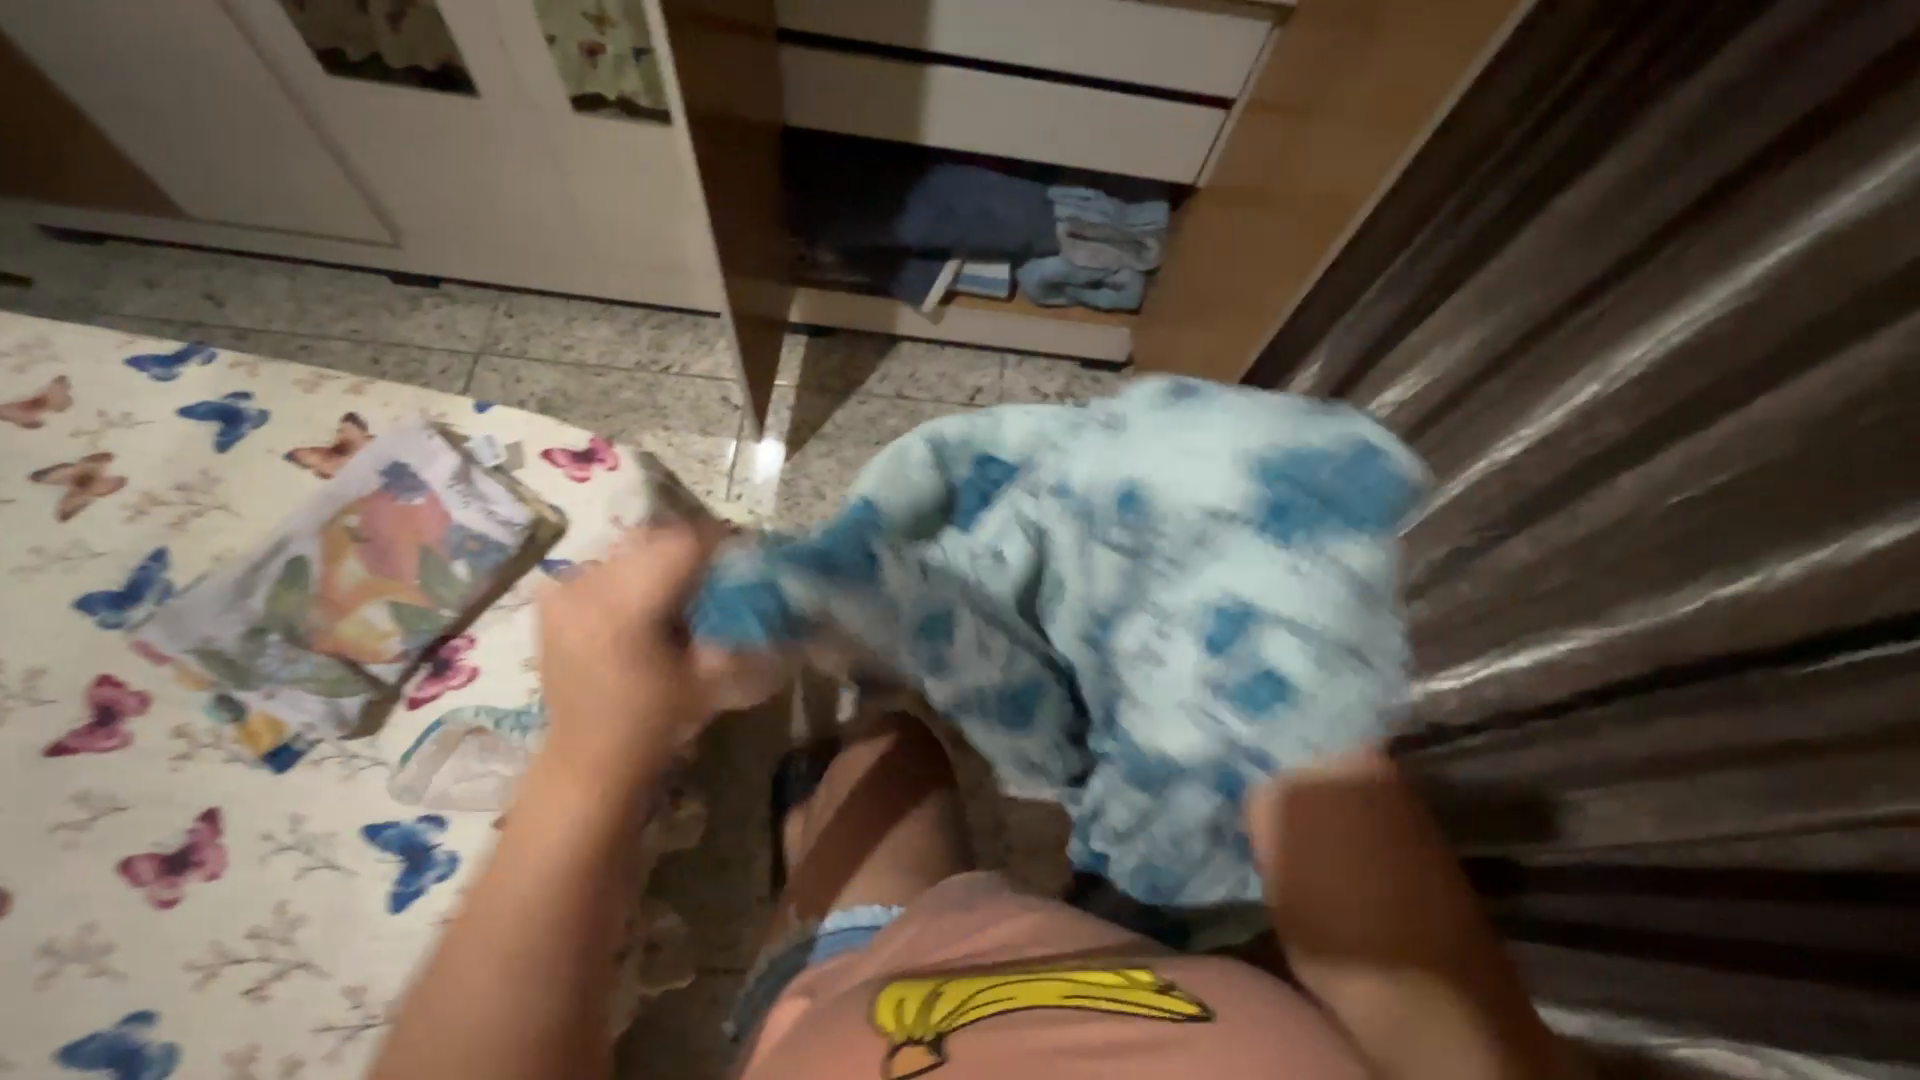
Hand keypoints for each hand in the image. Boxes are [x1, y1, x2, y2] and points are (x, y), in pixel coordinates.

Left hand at [535, 524, 725, 795]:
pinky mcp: (553, 599)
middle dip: (690, 548)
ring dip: (658, 558)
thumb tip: (768, 587)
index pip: (682, 543)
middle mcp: (587, 586)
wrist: (589, 758)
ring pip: (627, 547)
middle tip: (717, 570)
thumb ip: (738, 626)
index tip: (743, 552)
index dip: (719, 541)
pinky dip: (628, 572)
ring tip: (680, 585)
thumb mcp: (710, 678)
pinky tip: (641, 599)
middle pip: (653, 538)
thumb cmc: (655, 722)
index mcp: (625, 606)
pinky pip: (600, 564)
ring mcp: (564, 590)